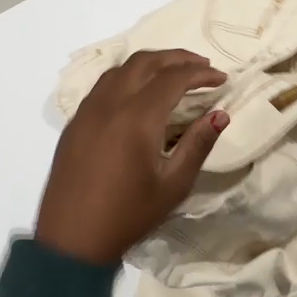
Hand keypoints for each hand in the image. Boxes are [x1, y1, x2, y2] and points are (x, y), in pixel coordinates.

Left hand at [36, 50, 228, 264]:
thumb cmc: (130, 215)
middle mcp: (110, 104)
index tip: (223, 79)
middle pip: (145, 62)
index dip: (201, 74)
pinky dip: (128, 77)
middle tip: (202, 67)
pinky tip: (140, 94)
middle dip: (177, 58)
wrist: (73, 238)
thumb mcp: (174, 184)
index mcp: (138, 117)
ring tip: (173, 74)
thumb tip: (221, 115)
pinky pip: (104, 85)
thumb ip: (198, 144)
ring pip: (121, 69)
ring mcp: (88, 111)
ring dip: (151, 64)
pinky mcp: (76, 122)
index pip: (174, 78)